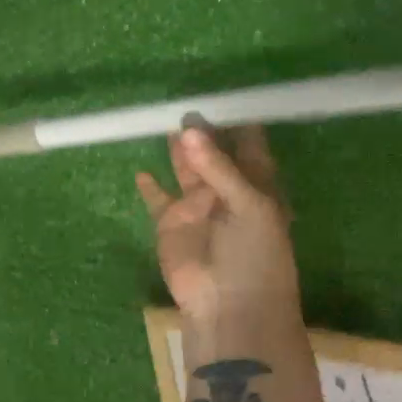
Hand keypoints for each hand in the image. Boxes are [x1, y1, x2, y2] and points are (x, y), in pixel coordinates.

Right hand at [135, 125, 299, 326]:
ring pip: (187, 171)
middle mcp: (229, 194)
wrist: (229, 302)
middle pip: (215, 157)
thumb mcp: (248, 206)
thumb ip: (217, 167)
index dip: (242, 127)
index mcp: (260, 190)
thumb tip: (187, 130)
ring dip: (179, 152)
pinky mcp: (170, 222)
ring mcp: (198, 208)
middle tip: (188, 107)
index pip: (252, 151)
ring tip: (168, 124)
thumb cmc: (254, 254)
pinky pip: (157, 198)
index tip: (230, 98)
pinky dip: (149, 185)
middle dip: (206, 134)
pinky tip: (141, 171)